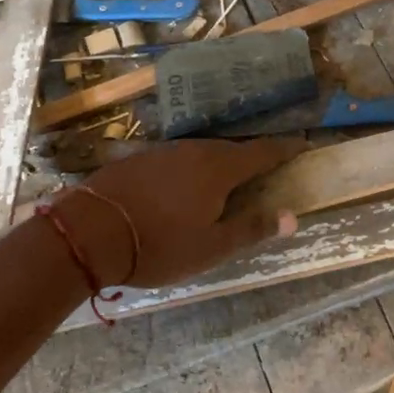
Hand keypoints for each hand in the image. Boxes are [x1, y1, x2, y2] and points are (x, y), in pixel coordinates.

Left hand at [63, 137, 307, 287]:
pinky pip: (179, 159)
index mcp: (221, 167)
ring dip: (220, 163)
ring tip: (226, 181)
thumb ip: (252, 229)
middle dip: (252, 158)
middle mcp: (197, 150)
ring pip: (204, 152)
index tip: (303, 145)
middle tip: (266, 169)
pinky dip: (192, 169)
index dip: (286, 149)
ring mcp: (166, 151)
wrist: (89, 232)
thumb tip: (293, 216)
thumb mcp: (212, 247)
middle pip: (233, 150)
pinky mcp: (140, 159)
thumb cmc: (159, 244)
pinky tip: (183, 188)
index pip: (264, 152)